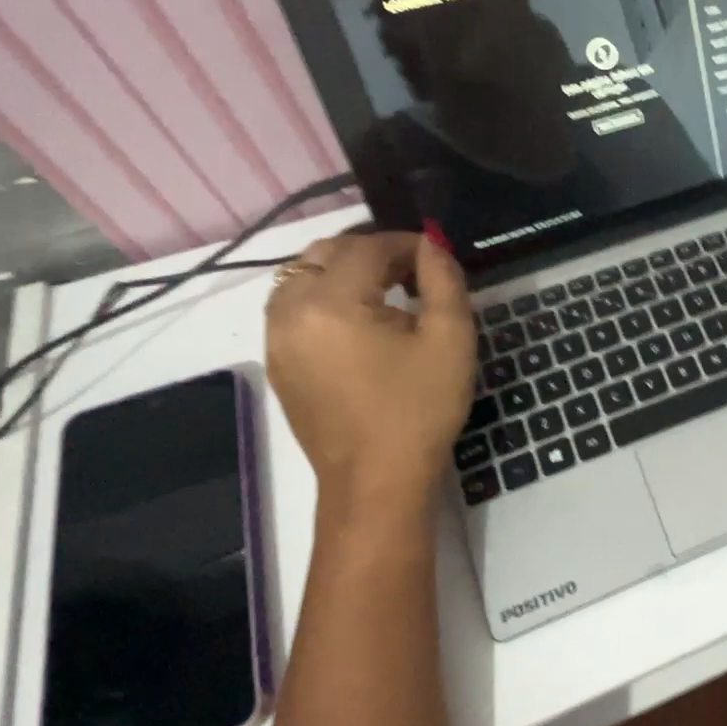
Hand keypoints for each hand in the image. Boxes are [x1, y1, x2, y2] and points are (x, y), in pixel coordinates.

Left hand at [265, 232, 475, 522]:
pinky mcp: (277, 363)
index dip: (406, 244)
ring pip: (302, 276)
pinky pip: (293, 306)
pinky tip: (359, 320)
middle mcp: (291, 312)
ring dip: (343, 271)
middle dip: (373, 252)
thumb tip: (432, 242)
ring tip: (385, 292)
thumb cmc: (419, 409)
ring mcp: (276, 339)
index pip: (367, 247)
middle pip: (327, 252)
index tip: (437, 259)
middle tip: (414, 273)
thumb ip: (442, 278)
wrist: (377, 483)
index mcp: (331, 303)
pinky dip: (323, 296)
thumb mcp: (450, 338)